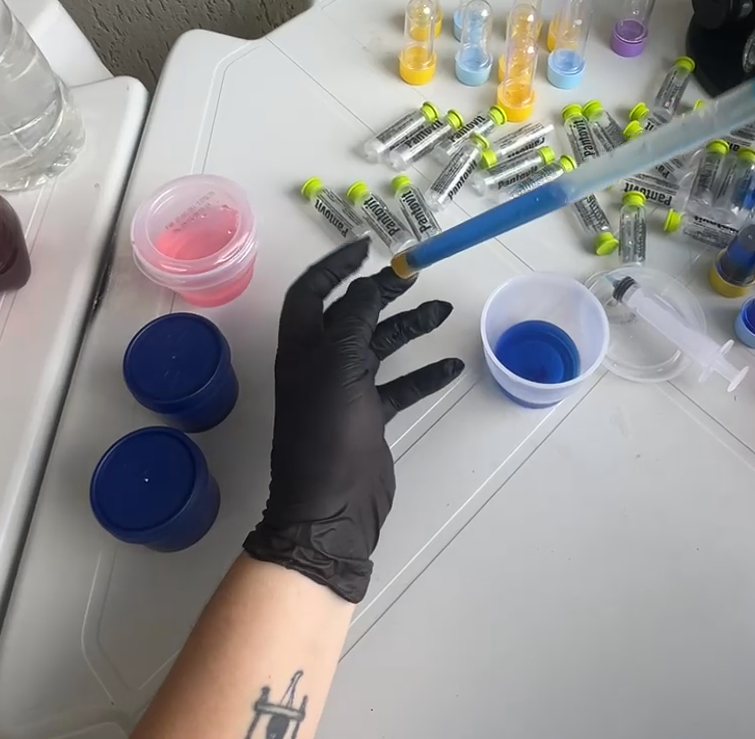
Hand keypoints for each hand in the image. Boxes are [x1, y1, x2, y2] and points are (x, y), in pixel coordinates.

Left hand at [243, 238, 464, 601]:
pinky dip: (424, 374)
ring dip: (410, 327)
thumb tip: (368, 285)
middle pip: (353, 314)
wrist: (330, 508)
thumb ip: (354, 320)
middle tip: (415, 273)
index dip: (335, 265)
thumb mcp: (339, 366)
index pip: (312, 291)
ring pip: (380, 346)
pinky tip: (451, 366)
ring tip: (444, 309)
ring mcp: (347, 390)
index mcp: (303, 347)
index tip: (366, 246)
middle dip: (383, 291)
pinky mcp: (370, 417)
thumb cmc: (327, 433)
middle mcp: (322, 362)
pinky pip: (400, 385)